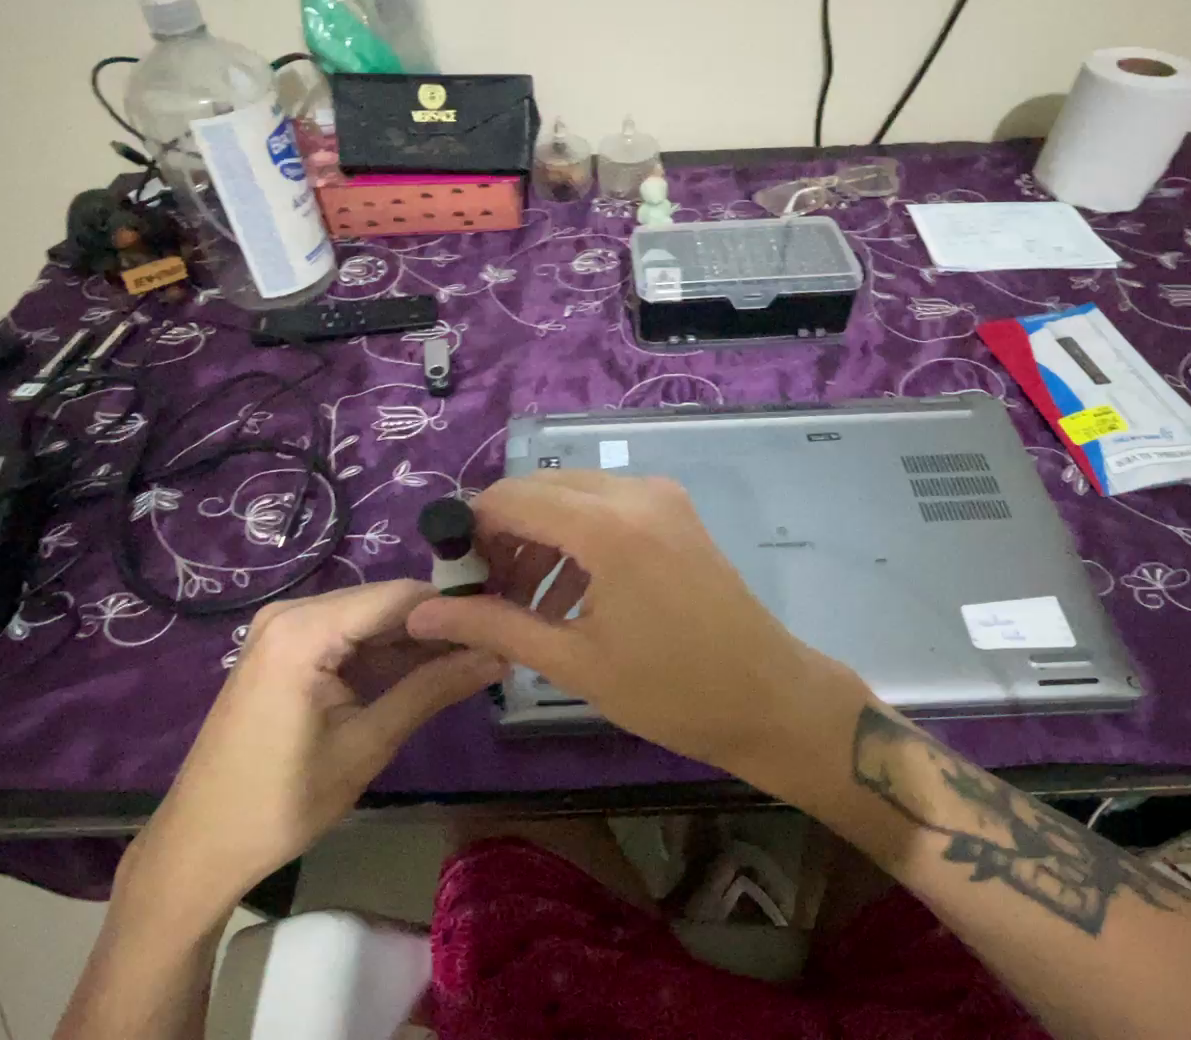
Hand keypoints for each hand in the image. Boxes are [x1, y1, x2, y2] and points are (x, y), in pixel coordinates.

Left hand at [121, 581, 503, 911]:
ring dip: (418, 643)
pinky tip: (426, 675)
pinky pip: (348, 637)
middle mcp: (292, 613)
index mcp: (305, 629)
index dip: (459, 608)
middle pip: (388, 603)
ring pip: (372, 619)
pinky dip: (385, 655)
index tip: (507, 628)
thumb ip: (433, 689)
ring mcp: (283, 629)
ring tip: (473, 665)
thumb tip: (499, 655)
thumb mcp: (368, 744)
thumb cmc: (282, 802)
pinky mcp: (283, 650)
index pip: (403, 596)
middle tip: (496, 651)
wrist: (200, 845)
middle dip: (442, 626)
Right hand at [406, 472, 869, 785]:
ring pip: (574, 496)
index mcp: (607, 526)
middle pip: (540, 489)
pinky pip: (608, 508)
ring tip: (525, 604)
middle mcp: (634, 493)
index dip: (471, 532)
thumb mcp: (572, 663)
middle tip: (488, 594)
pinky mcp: (677, 514)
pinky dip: (578, 540)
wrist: (770, 699)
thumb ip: (493, 627)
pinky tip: (571, 596)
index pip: (510, 498)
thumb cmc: (671, 691)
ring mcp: (662, 499)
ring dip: (540, 539)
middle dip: (505, 535)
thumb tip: (421, 615)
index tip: (455, 579)